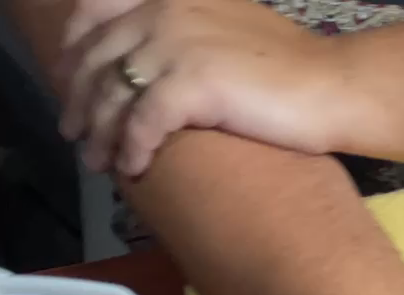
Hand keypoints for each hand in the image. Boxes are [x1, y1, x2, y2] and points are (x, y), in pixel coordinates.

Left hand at [57, 0, 349, 175]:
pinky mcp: (194, 85)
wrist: (333, 88)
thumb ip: (195, 35)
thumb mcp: (233, 33)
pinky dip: (133, 148)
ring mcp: (177, 46)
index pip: (98, 14)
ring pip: (115, 93)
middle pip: (99, 58)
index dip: (75, 52)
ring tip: (98, 164)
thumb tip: (174, 67)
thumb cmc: (296, 71)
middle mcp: (164, 12)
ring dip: (101, 133)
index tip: (70, 86)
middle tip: (75, 138)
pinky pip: (145, 121)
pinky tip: (133, 170)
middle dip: (81, 101)